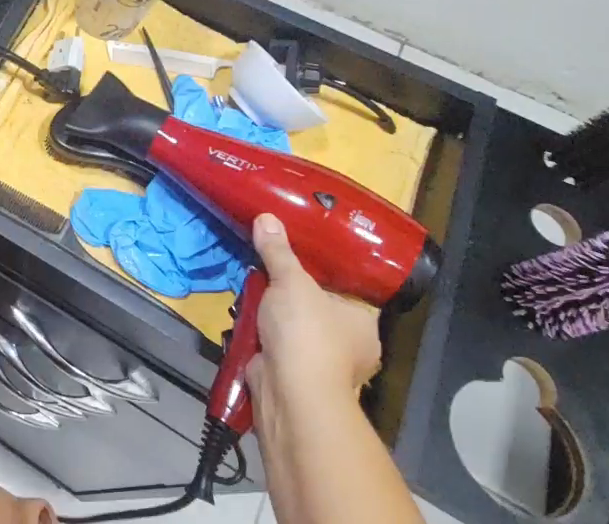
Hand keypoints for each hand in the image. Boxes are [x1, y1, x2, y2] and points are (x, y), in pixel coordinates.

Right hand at [247, 214, 381, 403]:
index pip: (347, 291)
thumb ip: (278, 252)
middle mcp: (351, 345)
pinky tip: (245, 314)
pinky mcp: (295, 373)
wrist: (290, 389)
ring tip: (251, 286)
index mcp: (363, 323)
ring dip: (273, 313)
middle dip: (290, 292)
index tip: (299, 256)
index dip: (323, 273)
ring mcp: (323, 362)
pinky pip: (278, 342)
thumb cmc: (306, 332)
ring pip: (295, 326)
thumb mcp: (291, 281)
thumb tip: (266, 217)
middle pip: (317, 307)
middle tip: (267, 268)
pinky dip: (262, 331)